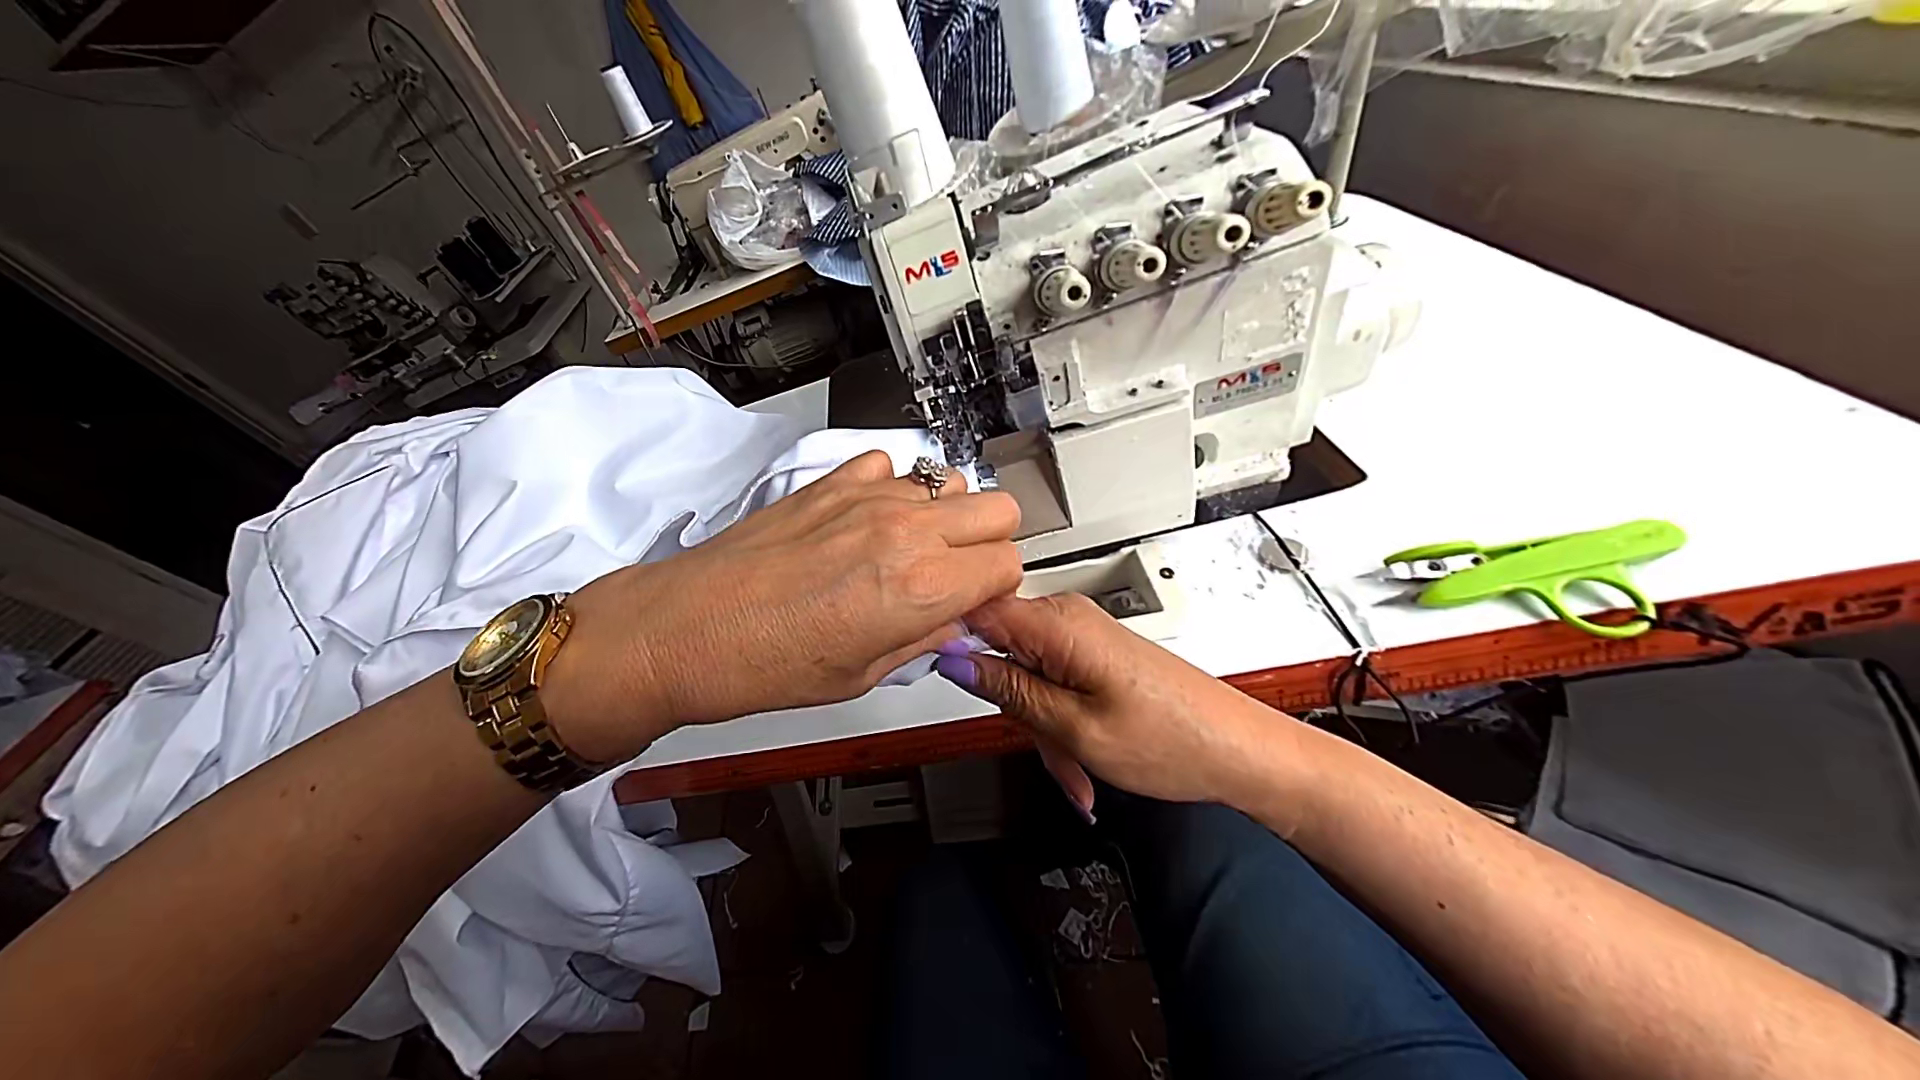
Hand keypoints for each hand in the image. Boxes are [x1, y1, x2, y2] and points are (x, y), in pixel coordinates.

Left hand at [543, 451, 1022, 763]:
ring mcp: (868, 498)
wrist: (682, 629)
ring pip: (951, 482)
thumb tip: (954, 621)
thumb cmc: (758, 662)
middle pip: (997, 510)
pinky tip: (870, 523)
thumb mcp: (861, 676)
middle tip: (959, 572)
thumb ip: (924, 639)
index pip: (1007, 565)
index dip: (997, 588)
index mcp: (920, 588)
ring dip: (946, 515)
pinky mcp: (832, 481)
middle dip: (988, 543)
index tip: (977, 599)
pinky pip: (892, 467)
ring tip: (914, 549)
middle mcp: (903, 531)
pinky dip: (894, 490)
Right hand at [939, 593, 1302, 816]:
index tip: (929, 673)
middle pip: (998, 650)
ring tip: (1075, 768)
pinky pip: (1053, 683)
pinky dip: (1060, 722)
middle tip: (1039, 748)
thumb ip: (1007, 688)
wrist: (1239, 750)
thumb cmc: (1176, 739)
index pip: (974, 609)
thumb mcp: (1073, 727)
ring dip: (1040, 726)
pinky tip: (1083, 758)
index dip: (944, 640)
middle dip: (1010, 706)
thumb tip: (956, 659)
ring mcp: (1083, 637)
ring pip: (1025, 676)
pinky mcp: (1095, 655)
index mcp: (1059, 625)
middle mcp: (1070, 620)